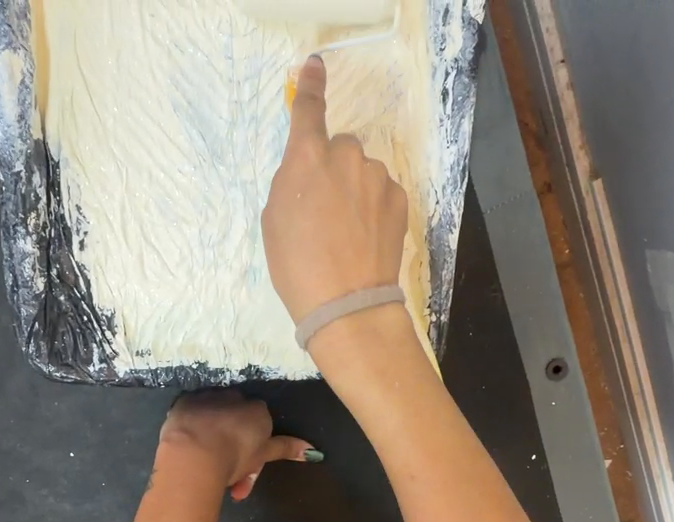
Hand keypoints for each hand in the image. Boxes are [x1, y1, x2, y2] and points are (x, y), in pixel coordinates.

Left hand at [159, 391, 317, 500]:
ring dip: (212, 439)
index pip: (259, 425)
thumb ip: (287, 449)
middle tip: (226, 476)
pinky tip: (190, 450)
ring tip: (206, 467)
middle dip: (232, 446)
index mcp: (257, 410)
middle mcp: (235, 397)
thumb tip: (315, 452)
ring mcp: (208, 397)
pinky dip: (192, 430)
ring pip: (214, 418)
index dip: (253, 448)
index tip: (245, 469)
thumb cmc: (234, 457)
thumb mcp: (263, 456)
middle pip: (236, 420)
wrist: (194, 454)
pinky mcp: (184, 401)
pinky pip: (191, 415)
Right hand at [262, 56, 410, 322]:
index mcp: (306, 158)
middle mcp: (345, 156)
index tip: (314, 67)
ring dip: (356, 191)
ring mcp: (376, 177)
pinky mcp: (398, 199)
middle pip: (340, 148)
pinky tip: (366, 238)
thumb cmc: (297, 267)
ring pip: (363, 172)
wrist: (346, 303)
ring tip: (347, 233)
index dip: (310, 86)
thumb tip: (307, 172)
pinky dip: (374, 208)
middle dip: (333, 169)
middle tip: (324, 211)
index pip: (308, 110)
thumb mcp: (275, 221)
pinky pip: (382, 192)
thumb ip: (290, 183)